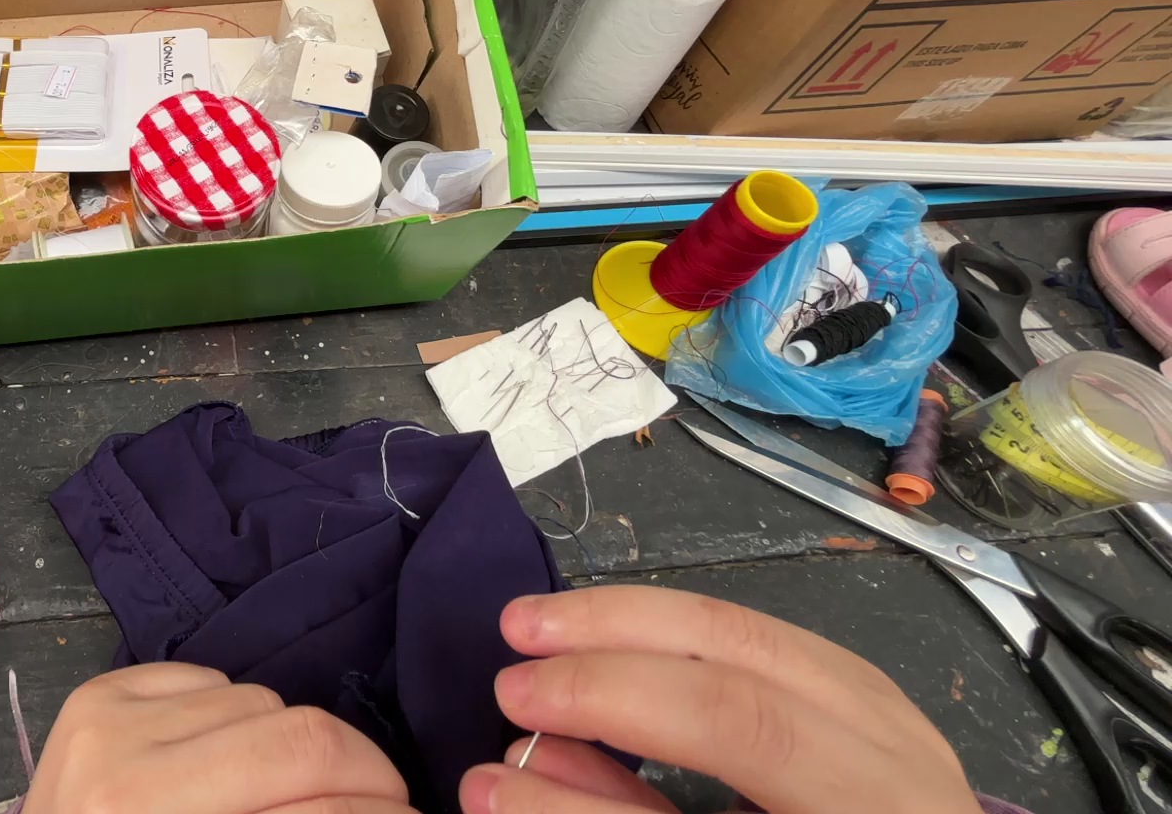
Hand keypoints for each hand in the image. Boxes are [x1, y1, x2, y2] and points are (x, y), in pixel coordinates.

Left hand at [23, 661, 417, 813]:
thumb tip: (382, 810)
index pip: (315, 805)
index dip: (380, 810)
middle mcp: (129, 784)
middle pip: (296, 735)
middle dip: (363, 768)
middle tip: (389, 796)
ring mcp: (107, 725)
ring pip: (260, 698)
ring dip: (297, 743)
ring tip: (300, 784)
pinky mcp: (97, 692)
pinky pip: (209, 678)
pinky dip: (236, 715)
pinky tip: (231, 755)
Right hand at [460, 586, 982, 813]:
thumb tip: (497, 781)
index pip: (728, 755)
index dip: (597, 770)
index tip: (498, 760)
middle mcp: (904, 781)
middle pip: (737, 690)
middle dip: (602, 673)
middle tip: (507, 673)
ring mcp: (883, 716)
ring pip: (734, 631)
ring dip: (614, 620)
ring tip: (528, 623)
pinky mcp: (847, 678)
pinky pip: (734, 627)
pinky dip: (650, 620)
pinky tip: (595, 626)